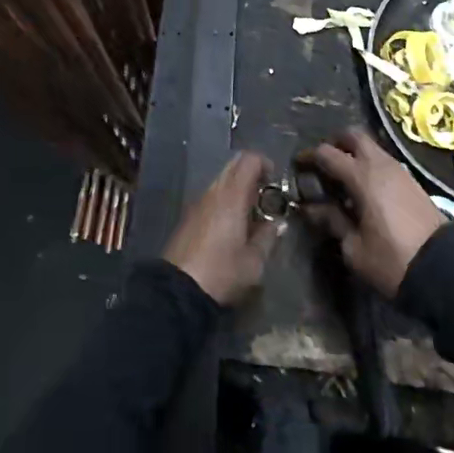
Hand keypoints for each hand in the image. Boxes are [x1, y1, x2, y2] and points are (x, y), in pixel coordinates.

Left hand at [162, 151, 280, 304]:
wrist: (176, 291)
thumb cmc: (221, 273)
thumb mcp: (254, 262)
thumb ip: (268, 238)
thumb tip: (278, 224)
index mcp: (232, 196)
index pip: (249, 160)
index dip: (264, 163)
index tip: (274, 179)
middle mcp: (213, 192)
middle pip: (233, 165)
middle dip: (251, 172)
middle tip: (263, 194)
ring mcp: (197, 203)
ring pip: (220, 181)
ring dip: (237, 187)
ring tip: (248, 213)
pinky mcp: (187, 218)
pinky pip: (210, 197)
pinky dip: (223, 200)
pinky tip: (229, 226)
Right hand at [296, 130, 445, 297]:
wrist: (444, 269)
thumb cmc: (392, 260)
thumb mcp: (354, 248)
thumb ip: (332, 221)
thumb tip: (311, 208)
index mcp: (363, 177)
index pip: (328, 153)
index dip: (309, 156)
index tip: (297, 166)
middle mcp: (381, 164)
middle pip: (354, 136)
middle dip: (335, 144)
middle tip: (321, 164)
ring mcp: (399, 170)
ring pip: (371, 147)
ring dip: (353, 153)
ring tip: (341, 179)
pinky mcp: (411, 180)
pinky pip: (383, 160)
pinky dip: (369, 164)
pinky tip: (362, 189)